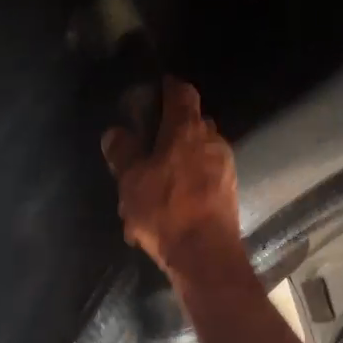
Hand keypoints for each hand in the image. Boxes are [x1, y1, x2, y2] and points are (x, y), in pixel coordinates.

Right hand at [102, 78, 246, 281]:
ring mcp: (224, 166)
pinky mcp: (228, 193)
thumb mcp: (132, 182)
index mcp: (186, 129)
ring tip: (156, 184)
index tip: (156, 90)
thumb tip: (114, 132)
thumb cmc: (164, 210)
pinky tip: (170, 207)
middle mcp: (211, 139)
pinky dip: (188, 185)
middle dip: (172, 131)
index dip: (168, 88)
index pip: (181, 93)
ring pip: (198, 154)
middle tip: (150, 146)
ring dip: (179, 162)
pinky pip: (205, 180)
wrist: (204, 253)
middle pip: (192, 124)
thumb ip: (123, 154)